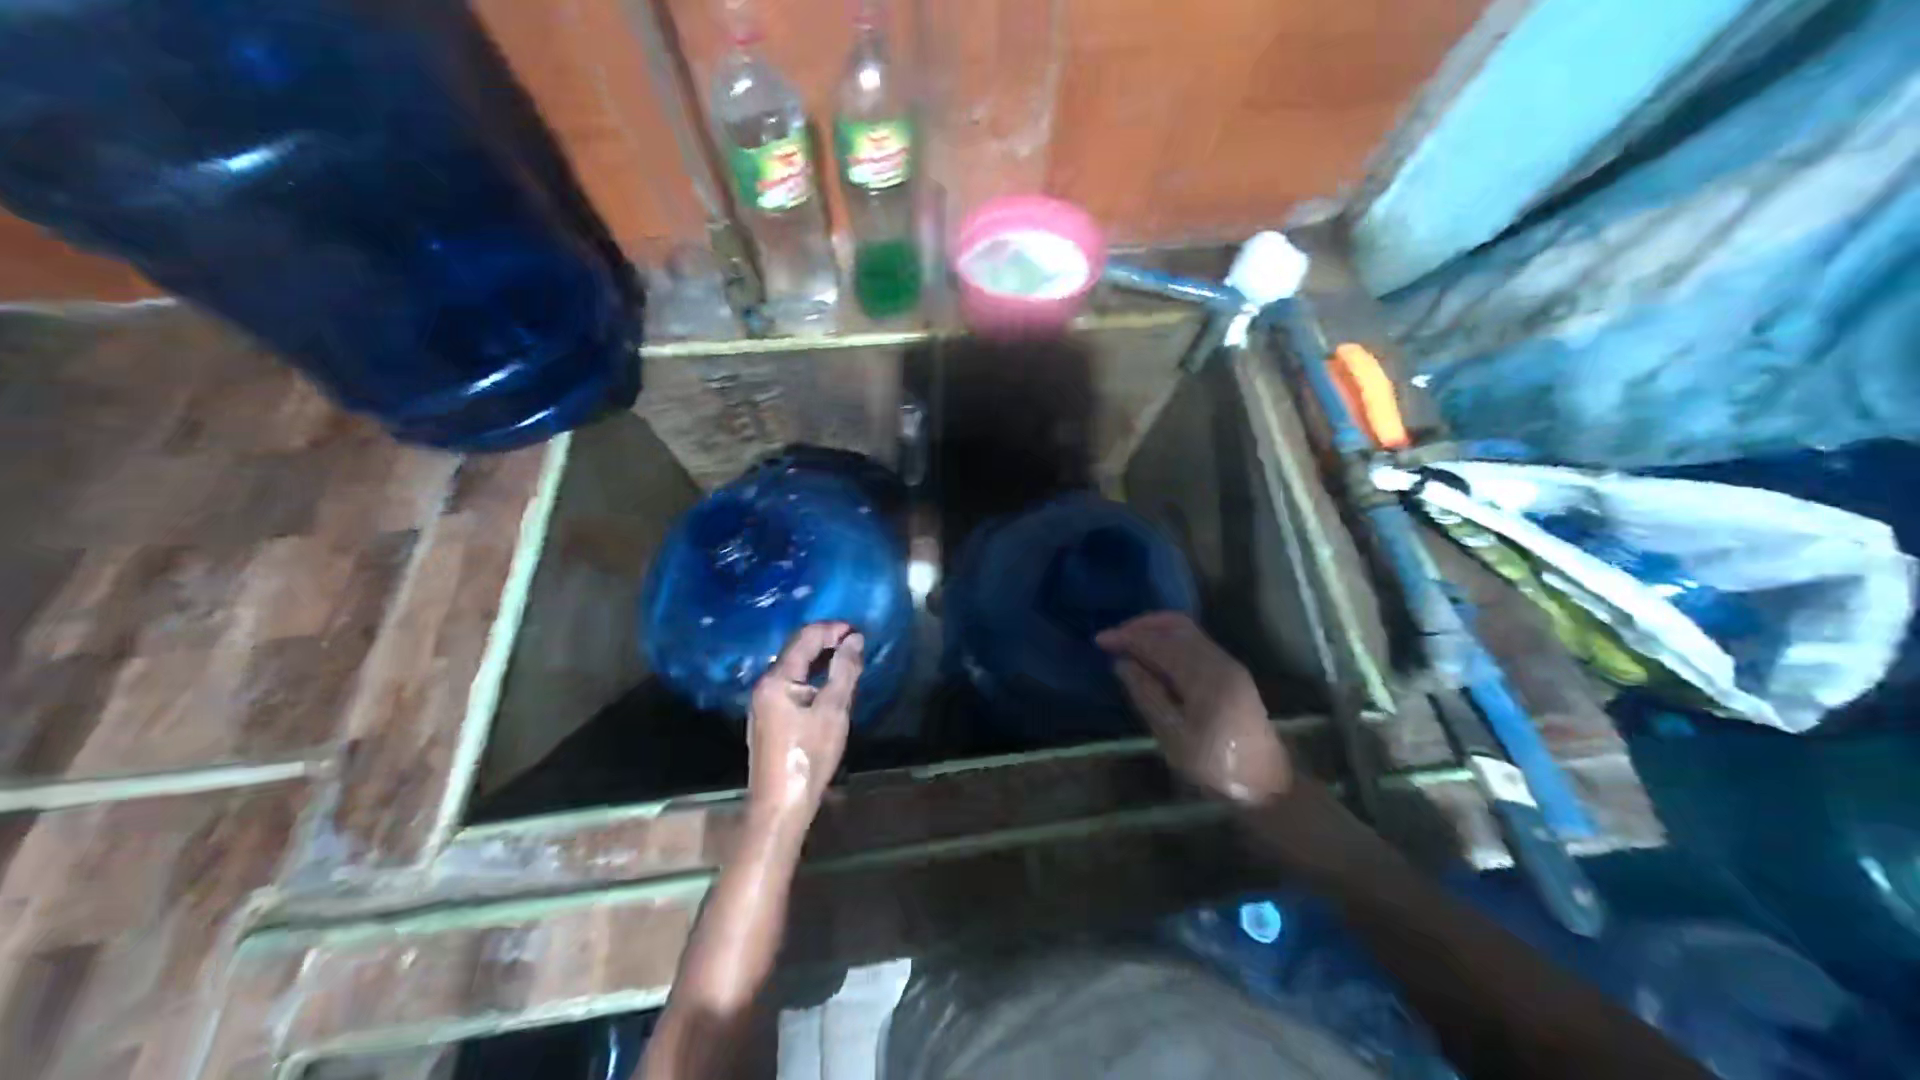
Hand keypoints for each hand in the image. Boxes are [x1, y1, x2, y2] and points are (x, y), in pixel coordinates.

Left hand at [747, 621, 862, 823]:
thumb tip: (854, 639)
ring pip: (793, 668)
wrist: (780, 805)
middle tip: (856, 642)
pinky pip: (790, 684)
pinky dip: (811, 676)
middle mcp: (764, 685)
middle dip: (826, 641)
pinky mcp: (768, 718)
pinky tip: (829, 685)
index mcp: (777, 679)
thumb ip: (845, 671)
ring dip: (819, 659)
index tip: (859, 630)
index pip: (805, 638)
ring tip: (848, 659)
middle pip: (795, 650)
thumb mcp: (834, 711)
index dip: (832, 629)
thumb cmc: (809, 755)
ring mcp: (763, 703)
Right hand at [1097, 612, 1290, 804]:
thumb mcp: (1172, 737)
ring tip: (1128, 646)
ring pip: (1186, 631)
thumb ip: (1146, 695)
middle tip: (1113, 639)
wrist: (1266, 784)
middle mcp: (1219, 661)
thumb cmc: (1215, 766)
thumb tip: (1122, 663)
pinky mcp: (1230, 673)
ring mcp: (1228, 665)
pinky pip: (1194, 643)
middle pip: (1176, 625)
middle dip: (1140, 626)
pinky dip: (1169, 641)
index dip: (1127, 637)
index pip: (1158, 642)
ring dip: (1155, 631)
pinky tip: (1153, 658)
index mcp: (1205, 676)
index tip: (1100, 641)